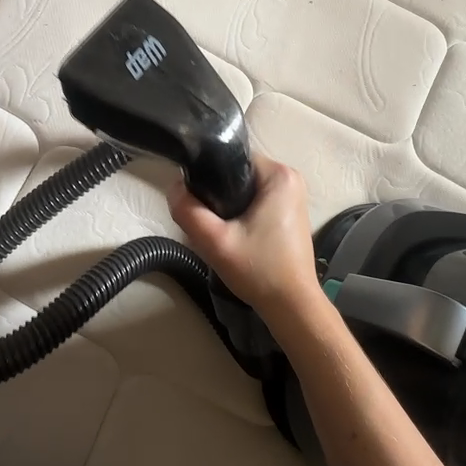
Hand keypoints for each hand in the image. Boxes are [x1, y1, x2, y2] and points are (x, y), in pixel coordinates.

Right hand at [169, 155, 325, 327]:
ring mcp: (292, 196)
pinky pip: (256, 201)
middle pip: (237, 173)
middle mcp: (290, 178)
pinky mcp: (289, 213)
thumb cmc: (259, 271)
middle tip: (205, 218)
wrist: (291, 307)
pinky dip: (241, 213)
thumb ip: (188, 211)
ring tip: (216, 228)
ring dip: (228, 205)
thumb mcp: (215, 242)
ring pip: (245, 188)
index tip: (197, 198)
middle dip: (217, 192)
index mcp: (279, 175)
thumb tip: (173, 187)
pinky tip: (232, 233)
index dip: (209, 174)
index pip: (232, 158)